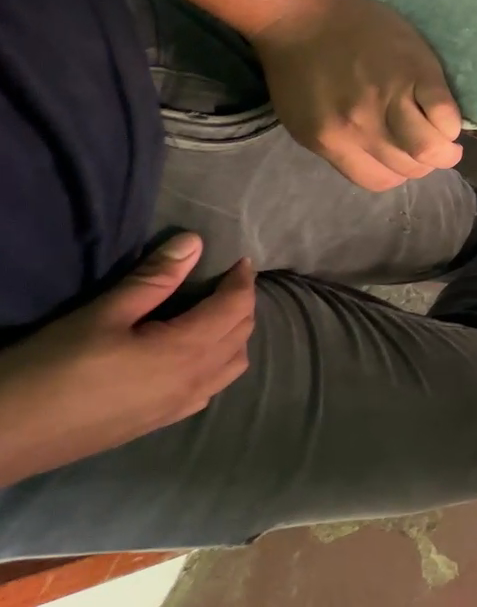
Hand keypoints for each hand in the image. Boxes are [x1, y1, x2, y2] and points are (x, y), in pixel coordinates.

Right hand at [0, 233, 255, 483]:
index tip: (242, 262)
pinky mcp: (158, 423)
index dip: (242, 281)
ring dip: (235, 337)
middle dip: (241, 305)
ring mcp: (179, 406)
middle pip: (241, 334)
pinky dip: (218, 367)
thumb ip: (153, 280)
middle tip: (227, 285)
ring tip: (216, 317)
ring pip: (232, 365)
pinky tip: (197, 360)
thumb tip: (195, 242)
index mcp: (189, 350)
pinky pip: (210, 390)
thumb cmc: (45, 372)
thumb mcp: (98, 317)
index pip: (236, 306)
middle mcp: (196, 379)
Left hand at [250, 0, 462, 191]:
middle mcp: (359, 127)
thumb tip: (382, 155)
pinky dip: (451, 122)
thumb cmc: (302, 64)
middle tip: (429, 143)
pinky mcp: (418, 76)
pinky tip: (444, 113)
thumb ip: (343, 141)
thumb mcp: (305, 116)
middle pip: (411, 167)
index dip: (400, 171)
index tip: (406, 156)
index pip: (381, 181)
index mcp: (329, 141)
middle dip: (426, 161)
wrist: (304, 13)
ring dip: (446, 148)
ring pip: (432, 149)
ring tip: (445, 135)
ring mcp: (390, 100)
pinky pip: (446, 116)